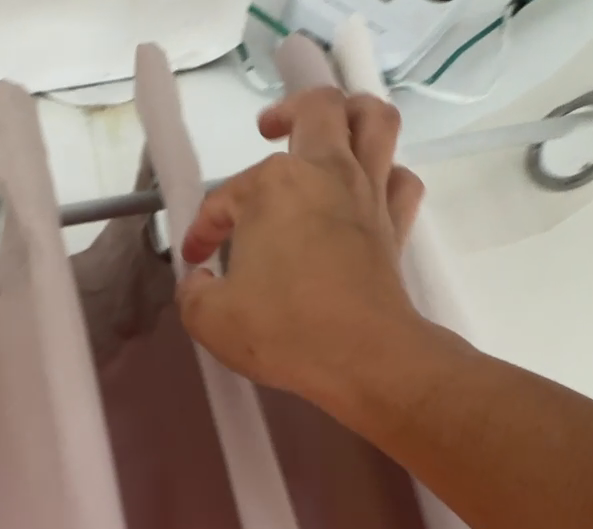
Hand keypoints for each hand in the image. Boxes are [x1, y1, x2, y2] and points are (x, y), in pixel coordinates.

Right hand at [177, 89, 431, 403]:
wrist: (360, 355)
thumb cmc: (280, 330)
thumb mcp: (208, 320)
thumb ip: (193, 294)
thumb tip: (199, 281)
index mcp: (272, 187)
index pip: (224, 199)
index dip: (203, 229)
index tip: (196, 261)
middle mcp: (325, 173)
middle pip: (318, 109)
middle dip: (288, 111)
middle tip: (268, 128)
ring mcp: (367, 193)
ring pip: (375, 120)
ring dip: (351, 113)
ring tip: (329, 129)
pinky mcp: (395, 223)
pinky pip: (399, 178)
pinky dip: (384, 174)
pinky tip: (366, 188)